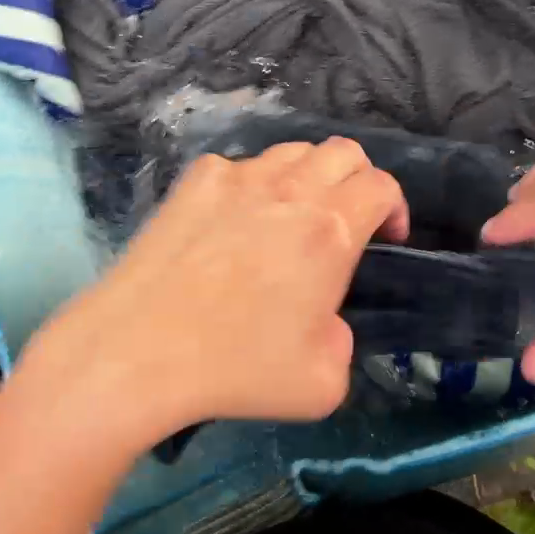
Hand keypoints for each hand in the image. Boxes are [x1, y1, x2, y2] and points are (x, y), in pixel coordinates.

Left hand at [23, 138, 407, 445]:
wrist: (139, 346)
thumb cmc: (236, 368)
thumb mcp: (322, 383)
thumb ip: (343, 341)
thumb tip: (325, 318)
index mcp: (329, 231)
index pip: (381, 185)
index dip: (395, 207)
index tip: (386, 239)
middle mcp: (289, 190)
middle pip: (343, 150)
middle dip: (358, 178)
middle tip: (347, 218)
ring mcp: (237, 177)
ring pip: (291, 150)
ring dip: (308, 175)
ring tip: (292, 215)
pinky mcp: (195, 179)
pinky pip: (239, 166)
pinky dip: (252, 184)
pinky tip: (233, 221)